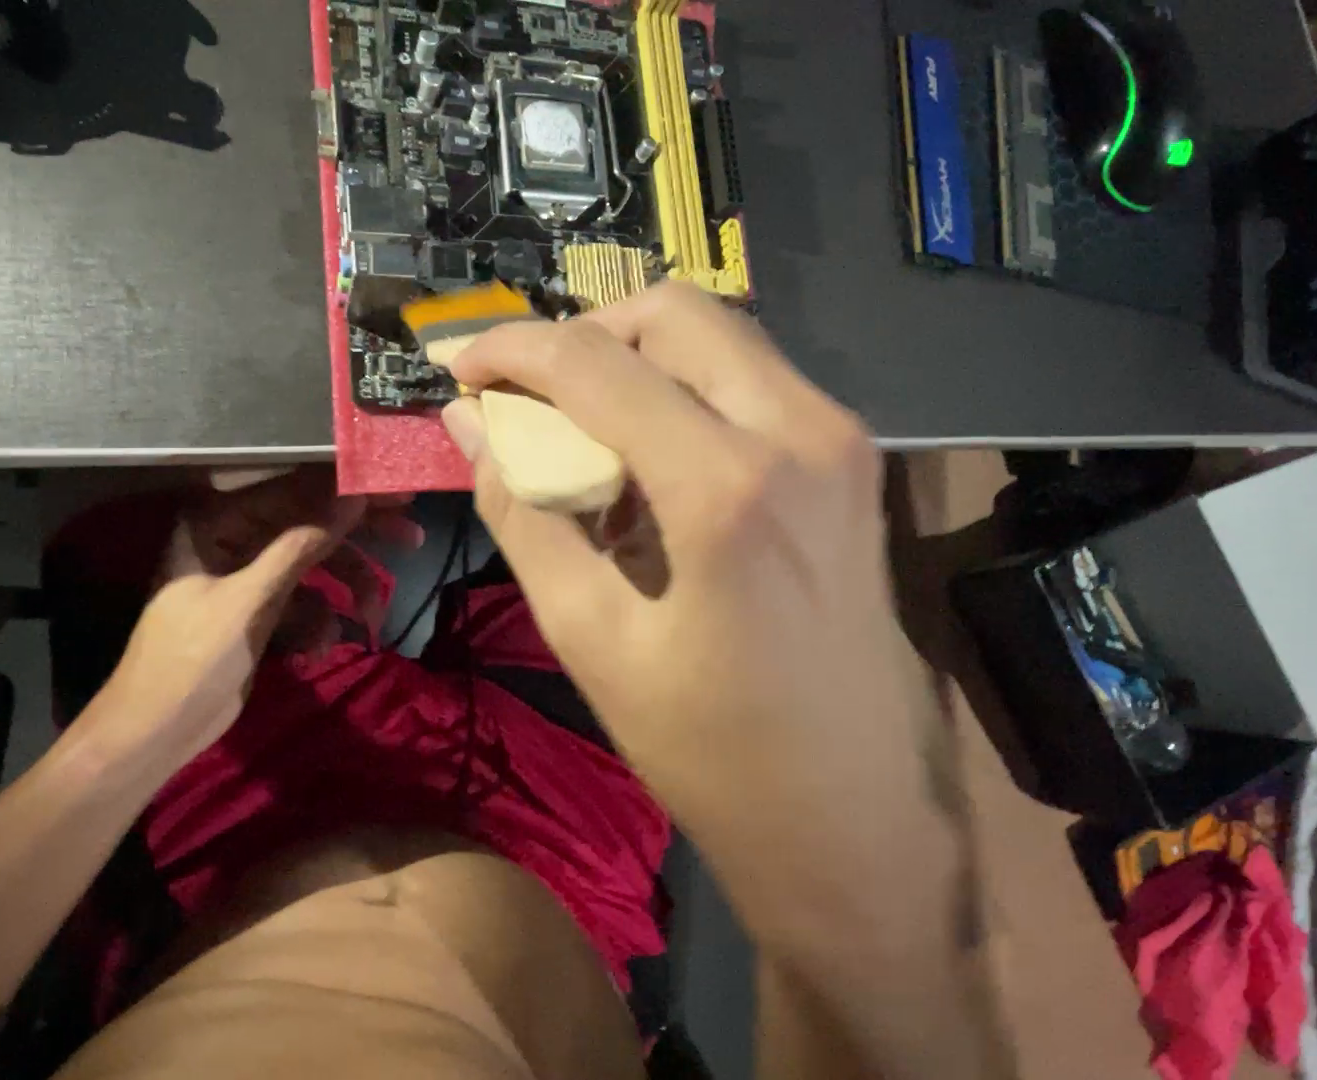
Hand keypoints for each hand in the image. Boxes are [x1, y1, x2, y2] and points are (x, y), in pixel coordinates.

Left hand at [99, 468, 417, 770]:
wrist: (158, 732)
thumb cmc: (192, 658)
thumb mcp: (250, 599)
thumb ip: (301, 544)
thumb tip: (352, 497)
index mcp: (217, 522)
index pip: (293, 490)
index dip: (347, 490)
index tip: (396, 492)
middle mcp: (233, 539)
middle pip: (309, 525)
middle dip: (358, 540)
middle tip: (412, 537)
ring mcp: (248, 576)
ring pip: (314, 567)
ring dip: (345, 592)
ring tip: (370, 618)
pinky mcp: (261, 610)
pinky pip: (305, 602)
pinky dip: (319, 622)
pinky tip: (318, 649)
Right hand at [441, 283, 949, 932]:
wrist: (850, 814)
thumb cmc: (707, 746)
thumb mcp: (587, 633)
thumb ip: (521, 510)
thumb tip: (468, 424)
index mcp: (724, 484)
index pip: (593, 363)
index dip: (511, 350)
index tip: (461, 369)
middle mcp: (798, 431)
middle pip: (673, 312)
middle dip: (583, 336)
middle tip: (527, 397)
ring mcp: (842, 440)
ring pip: (722, 337)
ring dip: (636, 361)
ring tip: (582, 430)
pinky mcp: (855, 463)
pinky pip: (755, 382)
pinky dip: (686, 392)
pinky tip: (651, 461)